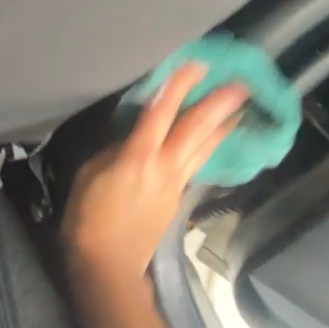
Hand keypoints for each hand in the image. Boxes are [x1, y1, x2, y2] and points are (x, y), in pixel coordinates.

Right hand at [62, 63, 246, 284]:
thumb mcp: (89, 175)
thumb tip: (130, 141)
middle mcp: (164, 167)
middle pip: (196, 130)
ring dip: (223, 126)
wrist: (108, 262)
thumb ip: (113, 152)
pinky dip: (210, 148)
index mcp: (137, 157)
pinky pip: (197, 165)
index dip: (176, 88)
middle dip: (218, 105)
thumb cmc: (87, 216)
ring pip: (204, 148)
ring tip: (241, 108)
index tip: (194, 65)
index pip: (159, 114)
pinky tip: (215, 141)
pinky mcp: (177, 198)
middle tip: (240, 84)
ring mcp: (175, 184)